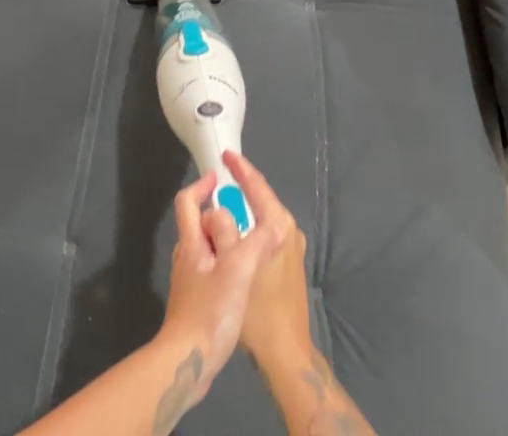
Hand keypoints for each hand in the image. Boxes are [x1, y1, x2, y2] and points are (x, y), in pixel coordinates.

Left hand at [157, 168, 285, 402]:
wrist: (188, 360)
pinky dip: (225, 265)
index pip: (187, 202)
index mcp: (192, 244)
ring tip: (251, 248)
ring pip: (204, 249)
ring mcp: (188, 280)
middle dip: (220, 216)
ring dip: (225, 242)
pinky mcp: (194, 301)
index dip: (201, 186)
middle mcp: (186, 257)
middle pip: (197, 224)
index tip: (219, 177)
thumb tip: (271, 222)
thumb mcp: (239, 271)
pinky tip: (242, 281)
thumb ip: (254, 242)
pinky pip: (209, 271)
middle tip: (247, 219)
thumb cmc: (211, 311)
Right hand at [228, 151, 312, 370]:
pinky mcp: (289, 265)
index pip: (258, 188)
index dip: (241, 169)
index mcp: (279, 228)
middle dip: (240, 187)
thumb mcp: (235, 266)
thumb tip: (216, 209)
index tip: (226, 154)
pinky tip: (231, 234)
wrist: (286, 352)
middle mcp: (289, 233)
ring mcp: (291, 250)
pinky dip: (248, 227)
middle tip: (216, 178)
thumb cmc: (258, 309)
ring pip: (262, 219)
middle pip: (262, 200)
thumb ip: (225, 232)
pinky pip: (264, 234)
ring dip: (243, 209)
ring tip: (219, 202)